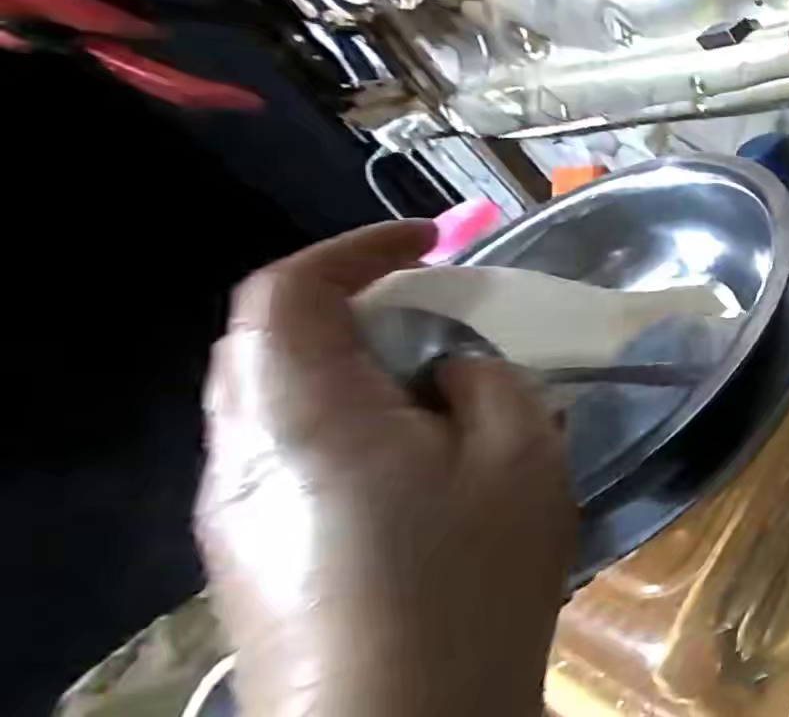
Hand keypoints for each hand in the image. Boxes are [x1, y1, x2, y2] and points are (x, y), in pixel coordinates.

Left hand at [195, 221, 575, 716]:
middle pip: (270, 342)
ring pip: (279, 395)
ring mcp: (241, 514)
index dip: (357, 249)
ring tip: (445, 375)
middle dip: (357, 301)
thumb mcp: (518, 455)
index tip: (434, 240)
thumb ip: (486, 383)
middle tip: (444, 305)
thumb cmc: (468, 577)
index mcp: (302, 421)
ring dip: (358, 358)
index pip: (285, 296)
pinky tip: (425, 447)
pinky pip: (293, 445)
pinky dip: (354, 410)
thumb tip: (449, 369)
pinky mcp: (260, 552)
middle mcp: (244, 460)